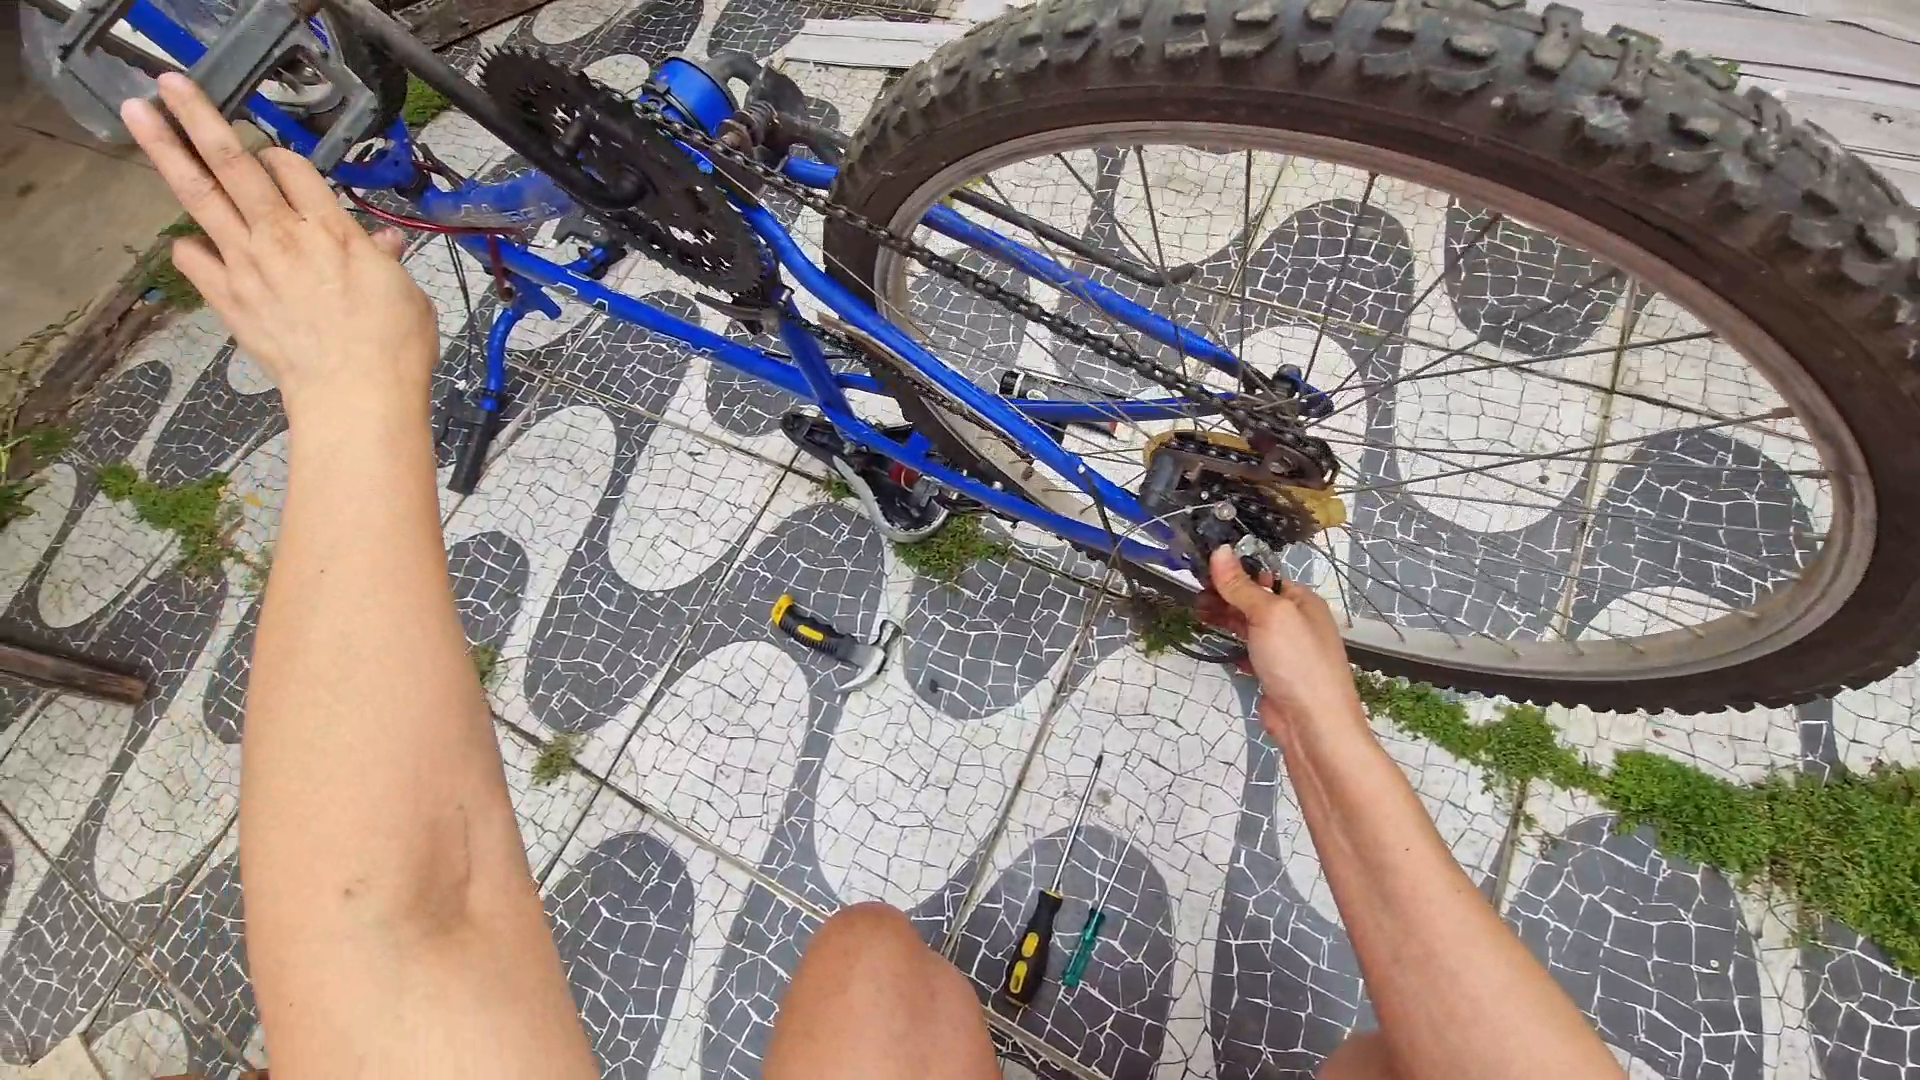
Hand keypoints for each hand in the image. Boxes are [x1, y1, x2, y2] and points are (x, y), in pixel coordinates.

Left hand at [120, 74, 437, 425]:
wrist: (358, 392)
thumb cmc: (395, 348)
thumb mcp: (407, 296)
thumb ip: (384, 262)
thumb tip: (383, 243)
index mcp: (334, 233)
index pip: (295, 170)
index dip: (284, 158)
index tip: (278, 157)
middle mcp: (284, 238)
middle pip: (235, 164)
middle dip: (202, 118)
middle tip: (173, 84)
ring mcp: (249, 264)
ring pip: (199, 194)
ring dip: (166, 151)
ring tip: (139, 114)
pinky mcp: (229, 295)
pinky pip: (192, 255)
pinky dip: (193, 245)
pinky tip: (201, 245)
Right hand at [1201, 546, 1367, 742]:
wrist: (1313, 724)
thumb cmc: (1295, 660)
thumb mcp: (1268, 615)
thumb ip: (1241, 585)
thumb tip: (1220, 550)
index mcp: (1302, 601)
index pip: (1263, 575)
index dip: (1233, 572)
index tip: (1202, 572)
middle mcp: (1296, 621)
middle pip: (1254, 599)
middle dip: (1224, 596)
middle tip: (1194, 597)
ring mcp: (1285, 649)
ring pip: (1249, 625)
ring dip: (1225, 618)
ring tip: (1198, 616)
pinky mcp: (1274, 673)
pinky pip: (1249, 650)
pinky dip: (1233, 645)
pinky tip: (1218, 645)